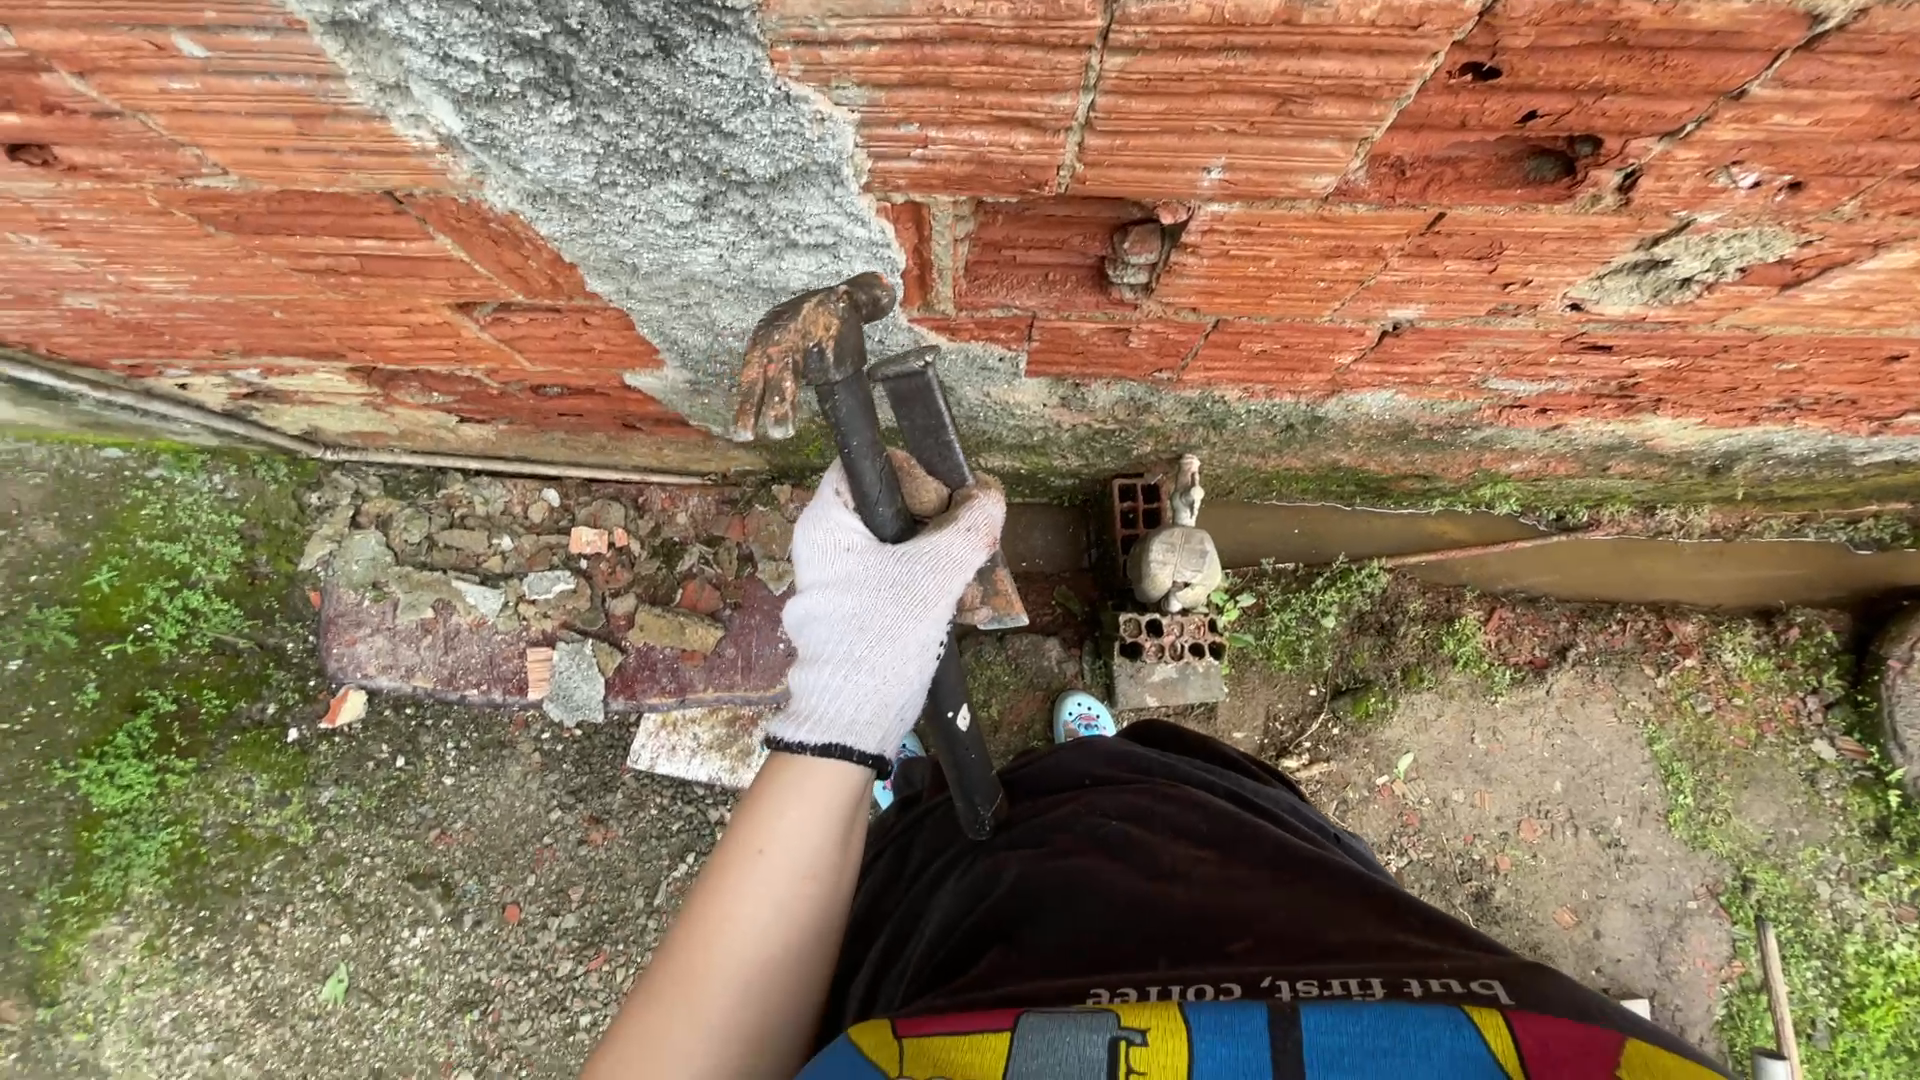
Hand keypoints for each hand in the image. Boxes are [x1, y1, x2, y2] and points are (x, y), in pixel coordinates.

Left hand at [762, 458, 1006, 771]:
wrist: (855, 720)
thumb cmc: (883, 634)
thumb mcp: (935, 575)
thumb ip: (969, 528)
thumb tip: (989, 495)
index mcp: (826, 523)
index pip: (867, 466)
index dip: (910, 474)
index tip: (941, 503)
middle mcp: (820, 546)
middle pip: (886, 509)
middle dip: (933, 524)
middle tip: (964, 542)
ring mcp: (833, 583)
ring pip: (893, 549)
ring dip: (934, 559)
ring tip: (968, 577)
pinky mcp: (848, 612)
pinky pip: (890, 582)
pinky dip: (921, 587)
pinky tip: (956, 604)